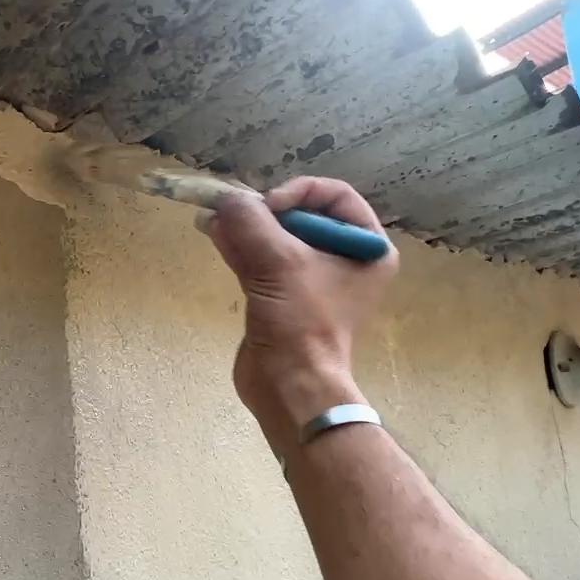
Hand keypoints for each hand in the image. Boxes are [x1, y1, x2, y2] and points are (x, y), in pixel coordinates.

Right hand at [199, 177, 397, 455]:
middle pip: (300, 218)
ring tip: (212, 218)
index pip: (334, 197)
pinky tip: (214, 234)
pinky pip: (260, 265)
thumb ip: (251, 224)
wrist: (289, 386)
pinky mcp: (280, 302)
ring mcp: (309, 284)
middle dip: (262, 212)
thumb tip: (224, 199)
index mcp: (366, 247)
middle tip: (233, 211)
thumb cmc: (301, 324)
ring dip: (244, 229)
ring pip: (275, 242)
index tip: (267, 208)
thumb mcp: (279, 265)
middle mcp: (343, 261)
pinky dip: (238, 249)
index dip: (297, 193)